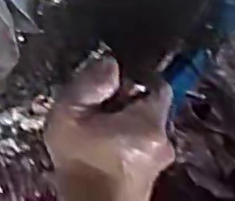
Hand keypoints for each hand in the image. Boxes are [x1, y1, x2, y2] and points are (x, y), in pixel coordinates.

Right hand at [44, 56, 174, 200]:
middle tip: (91, 101)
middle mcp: (164, 141)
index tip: (109, 76)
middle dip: (122, 98)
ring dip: (119, 117)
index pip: (158, 85)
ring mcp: (160, 159)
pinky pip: (138, 139)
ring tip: (90, 121)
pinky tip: (97, 138)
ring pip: (140, 122)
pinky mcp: (150, 172)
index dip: (135, 74)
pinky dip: (121, 133)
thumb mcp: (70, 110)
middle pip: (146, 104)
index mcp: (150, 124)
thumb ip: (91, 83)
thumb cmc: (80, 158)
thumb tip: (110, 62)